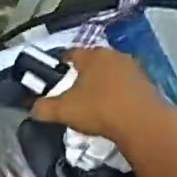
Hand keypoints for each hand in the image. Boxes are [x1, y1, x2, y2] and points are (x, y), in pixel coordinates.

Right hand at [30, 47, 176, 151]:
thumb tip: (32, 109)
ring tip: (88, 106)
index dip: (57, 66)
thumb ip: (43, 108)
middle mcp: (114, 55)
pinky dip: (113, 96)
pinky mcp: (144, 84)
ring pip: (107, 75)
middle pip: (90, 64)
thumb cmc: (98, 109)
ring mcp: (132, 68)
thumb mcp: (63, 111)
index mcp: (93, 55)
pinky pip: (121, 87)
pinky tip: (108, 111)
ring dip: (98, 86)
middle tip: (68, 95)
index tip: (51, 79)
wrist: (141, 123)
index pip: (69, 54)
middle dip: (79, 77)